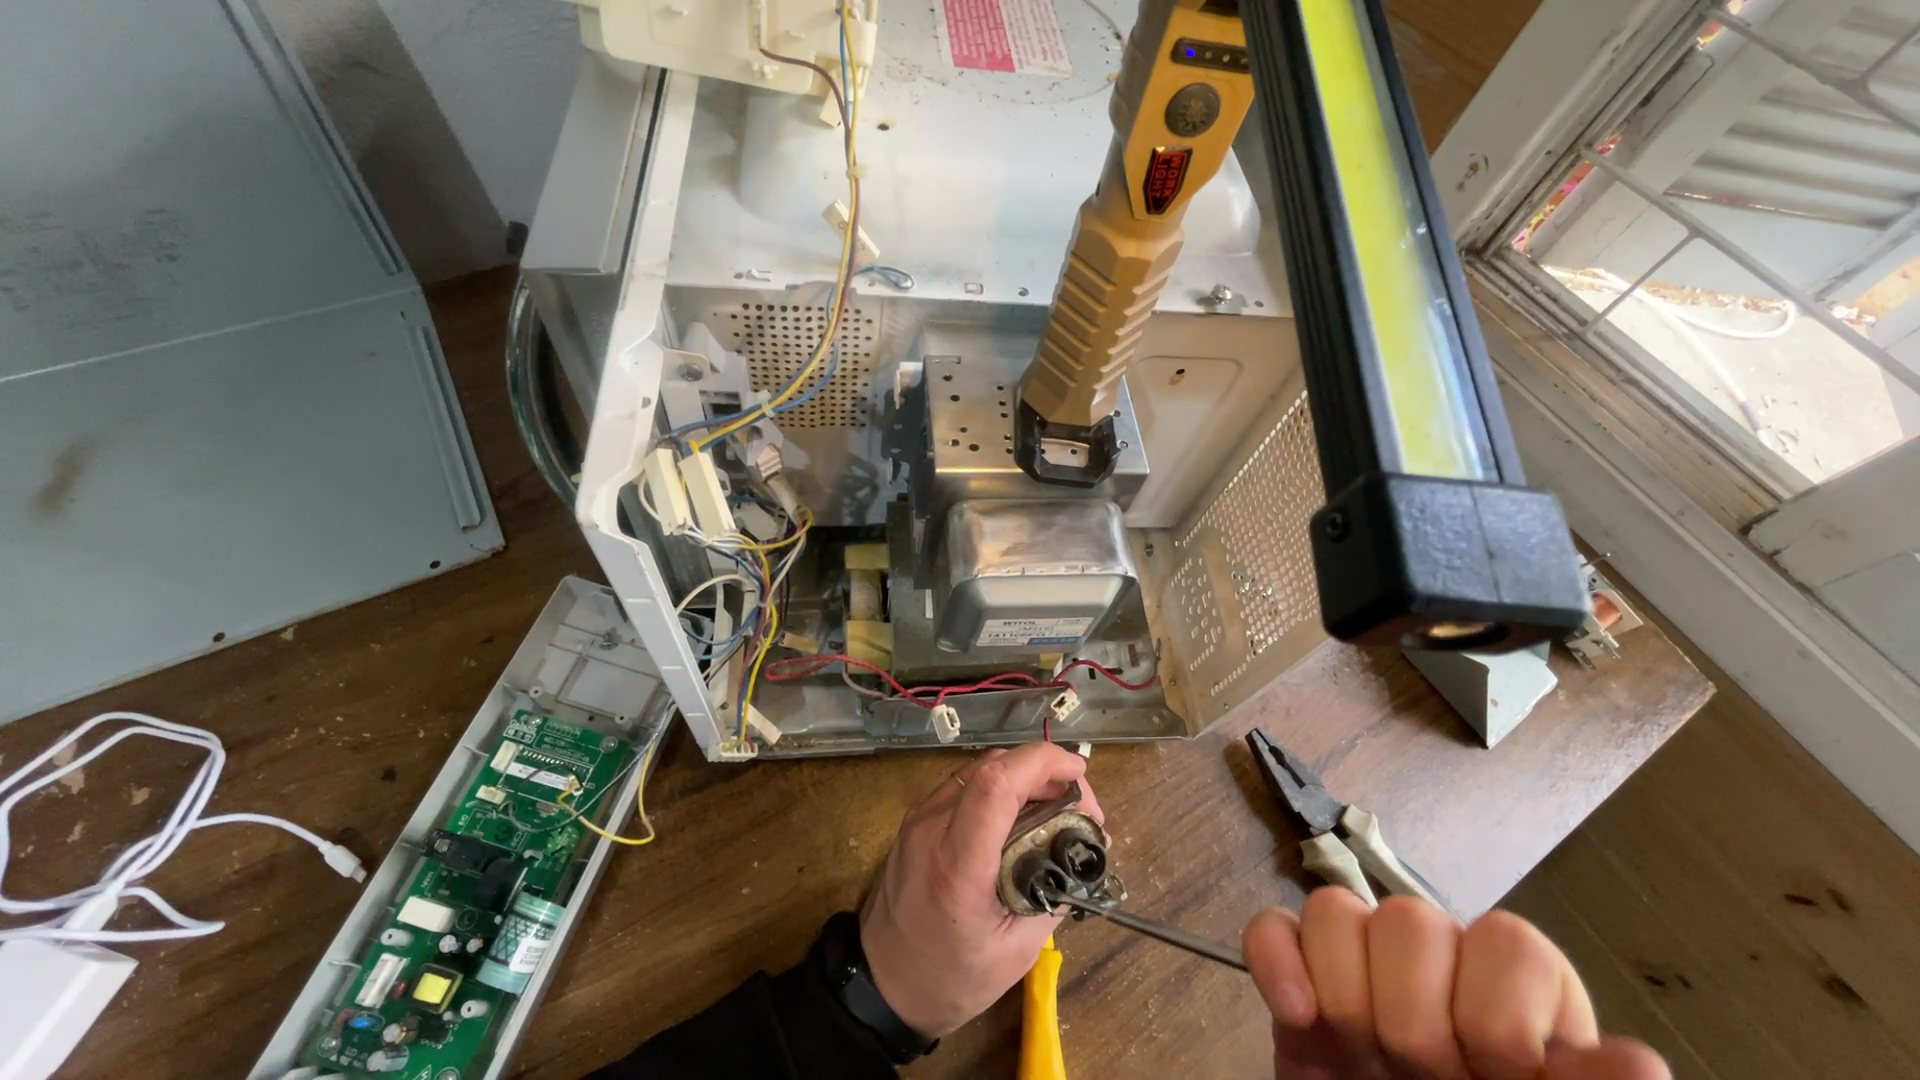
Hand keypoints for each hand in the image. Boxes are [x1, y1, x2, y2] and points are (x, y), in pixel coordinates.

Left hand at [859, 742, 1101, 1036]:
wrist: (880, 983)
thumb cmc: (949, 977)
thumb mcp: (1016, 951)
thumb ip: (1052, 895)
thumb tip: (1082, 851)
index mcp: (956, 863)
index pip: (996, 784)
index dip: (1043, 763)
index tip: (1079, 773)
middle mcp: (932, 827)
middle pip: (992, 766)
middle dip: (1044, 770)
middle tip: (1079, 805)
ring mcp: (919, 818)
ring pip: (979, 768)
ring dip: (1024, 775)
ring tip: (1057, 809)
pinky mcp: (917, 819)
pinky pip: (966, 785)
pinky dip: (1001, 787)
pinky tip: (1023, 815)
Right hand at [1243, 888, 1669, 1079]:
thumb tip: (1637, 1066)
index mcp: (1518, 996)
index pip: (1508, 944)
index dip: (1495, 1012)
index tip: (1494, 1077)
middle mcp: (1437, 965)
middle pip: (1410, 918)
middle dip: (1412, 1012)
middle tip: (1423, 1078)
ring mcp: (1357, 970)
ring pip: (1335, 910)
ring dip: (1346, 992)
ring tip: (1361, 1059)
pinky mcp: (1293, 984)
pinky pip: (1271, 929)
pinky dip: (1276, 961)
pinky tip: (1297, 1018)